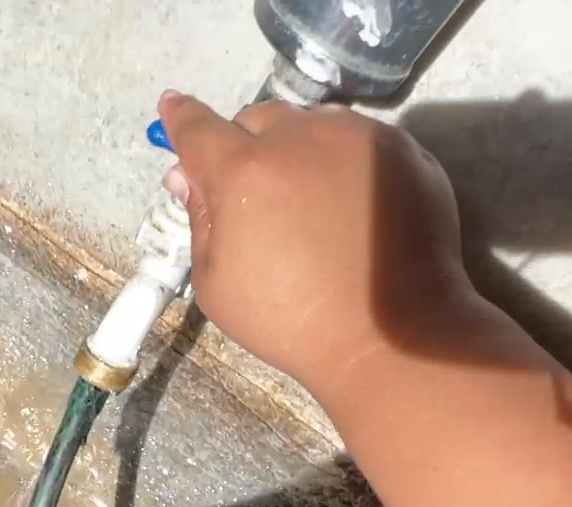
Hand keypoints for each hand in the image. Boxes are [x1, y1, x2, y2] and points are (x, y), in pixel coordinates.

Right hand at [157, 91, 491, 405]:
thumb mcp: (215, 283)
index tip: (170, 109)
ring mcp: (357, 137)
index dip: (180, 119)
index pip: (198, 130)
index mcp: (244, 173)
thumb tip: (188, 177)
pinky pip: (354, 141)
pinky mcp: (401, 149)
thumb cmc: (284, 320)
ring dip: (291, 151)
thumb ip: (199, 220)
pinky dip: (335, 164)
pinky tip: (340, 211)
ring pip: (308, 124)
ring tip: (298, 205)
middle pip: (256, 119)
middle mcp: (300, 138)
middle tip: (245, 193)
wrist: (386, 332)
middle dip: (241, 146)